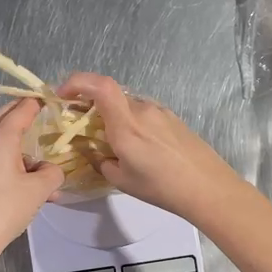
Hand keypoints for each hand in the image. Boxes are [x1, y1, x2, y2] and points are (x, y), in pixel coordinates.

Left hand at [0, 100, 64, 265]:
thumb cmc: (4, 210)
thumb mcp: (39, 191)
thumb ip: (52, 174)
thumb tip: (49, 170)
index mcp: (0, 138)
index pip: (21, 109)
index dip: (38, 103)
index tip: (52, 102)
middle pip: (3, 119)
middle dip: (23, 117)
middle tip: (42, 120)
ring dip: (16, 145)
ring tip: (37, 165)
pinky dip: (5, 161)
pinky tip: (20, 184)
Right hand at [59, 73, 244, 218]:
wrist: (208, 188)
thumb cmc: (162, 187)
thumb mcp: (122, 181)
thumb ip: (103, 161)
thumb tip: (99, 153)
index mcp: (126, 125)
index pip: (100, 86)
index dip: (77, 83)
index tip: (63, 96)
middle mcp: (142, 110)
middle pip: (110, 96)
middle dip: (91, 107)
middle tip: (84, 128)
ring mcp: (160, 112)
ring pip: (127, 106)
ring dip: (114, 117)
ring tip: (115, 144)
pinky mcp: (173, 119)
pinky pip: (144, 114)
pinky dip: (132, 124)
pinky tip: (140, 148)